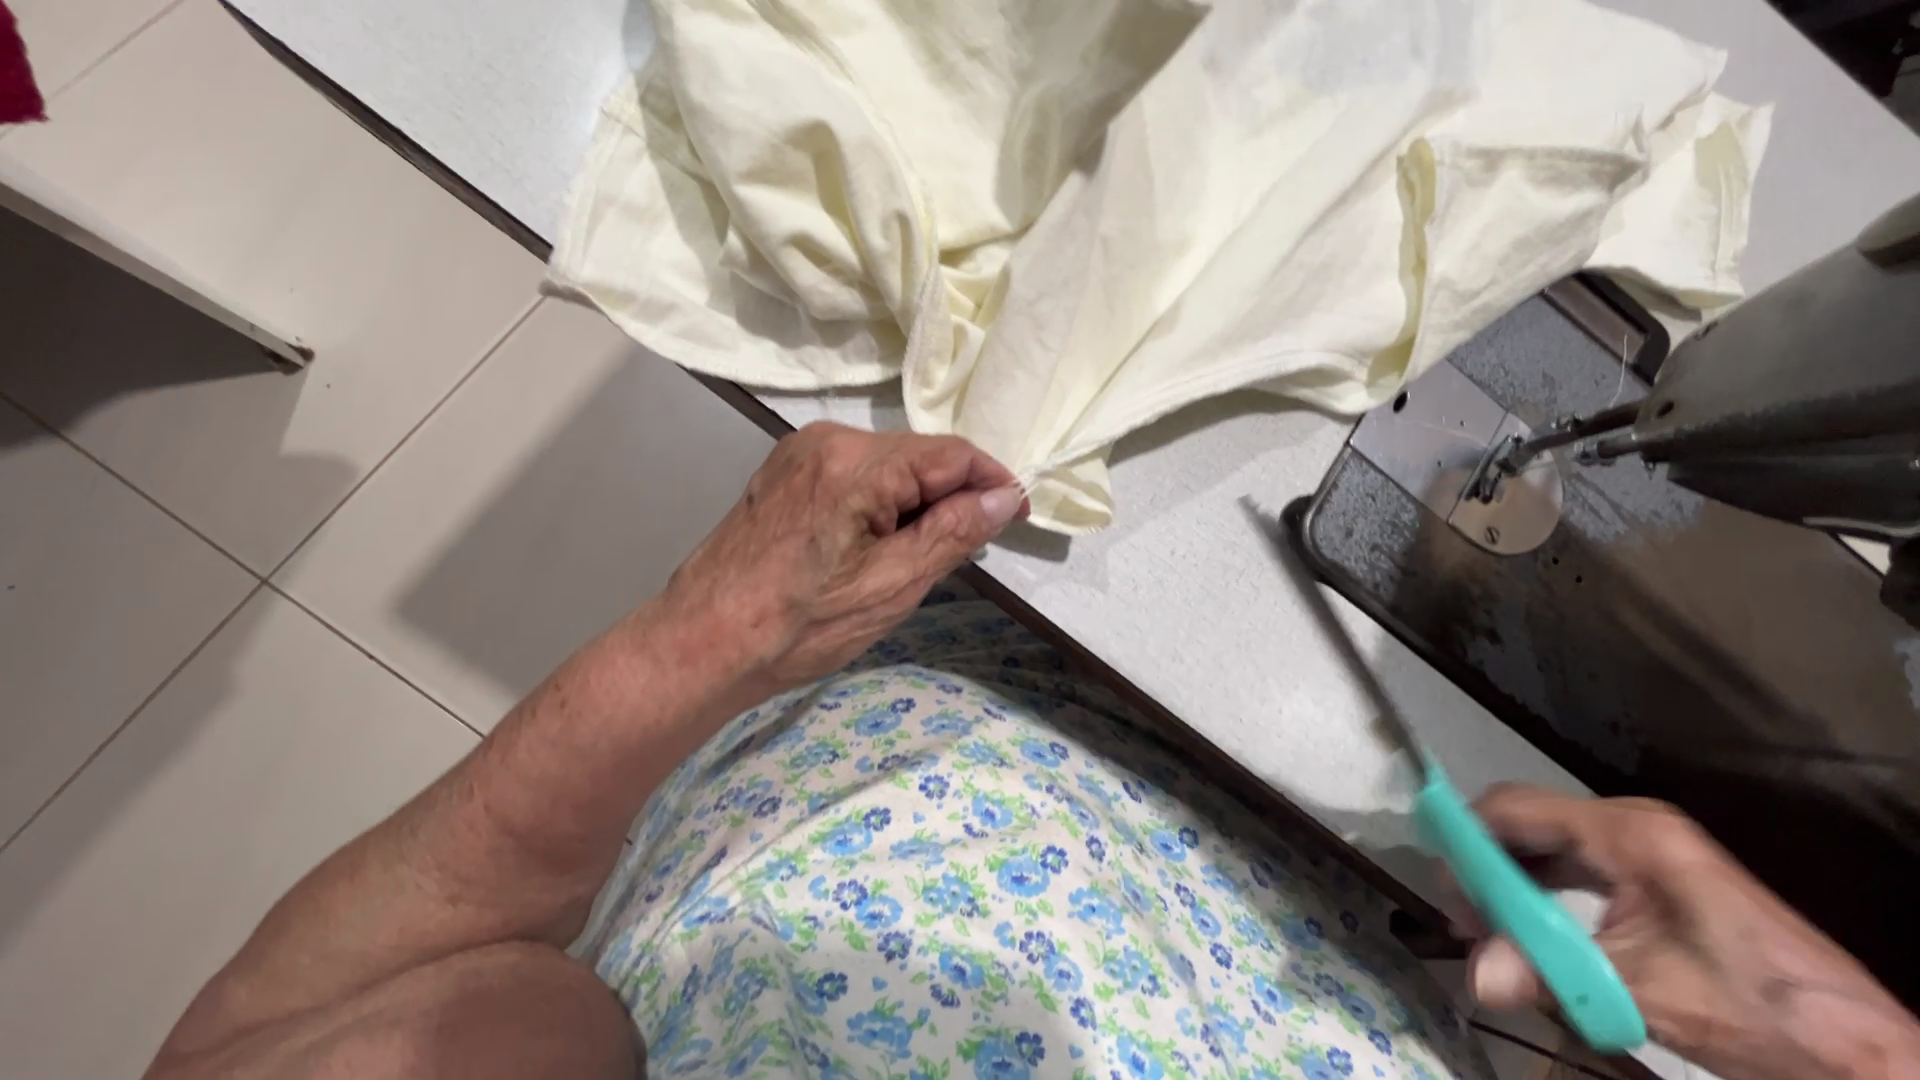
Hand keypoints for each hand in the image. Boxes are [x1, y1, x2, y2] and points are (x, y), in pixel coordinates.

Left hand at [652, 423, 1025, 699]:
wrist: (701, 642)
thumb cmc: (799, 627)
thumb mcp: (891, 586)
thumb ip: (952, 533)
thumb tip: (1003, 497)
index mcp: (855, 464)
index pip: (950, 454)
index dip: (992, 481)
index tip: (1017, 515)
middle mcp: (827, 440)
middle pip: (918, 455)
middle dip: (951, 496)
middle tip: (964, 549)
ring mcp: (800, 453)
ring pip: (888, 465)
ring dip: (916, 502)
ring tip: (916, 556)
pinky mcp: (785, 472)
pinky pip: (856, 474)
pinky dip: (882, 502)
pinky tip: (876, 545)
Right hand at [1449, 786, 1919, 1079]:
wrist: (1864, 1054)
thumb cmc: (1755, 1009)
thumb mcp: (1642, 991)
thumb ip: (1547, 973)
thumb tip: (1474, 976)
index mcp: (1627, 832)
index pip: (1514, 807)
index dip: (1465, 837)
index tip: (1441, 885)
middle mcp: (1631, 826)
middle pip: (1526, 822)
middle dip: (1484, 865)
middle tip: (1461, 916)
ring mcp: (1645, 850)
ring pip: (1547, 846)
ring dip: (1509, 881)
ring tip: (1485, 926)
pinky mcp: (1654, 877)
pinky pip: (1574, 868)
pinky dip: (1542, 892)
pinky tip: (1529, 928)